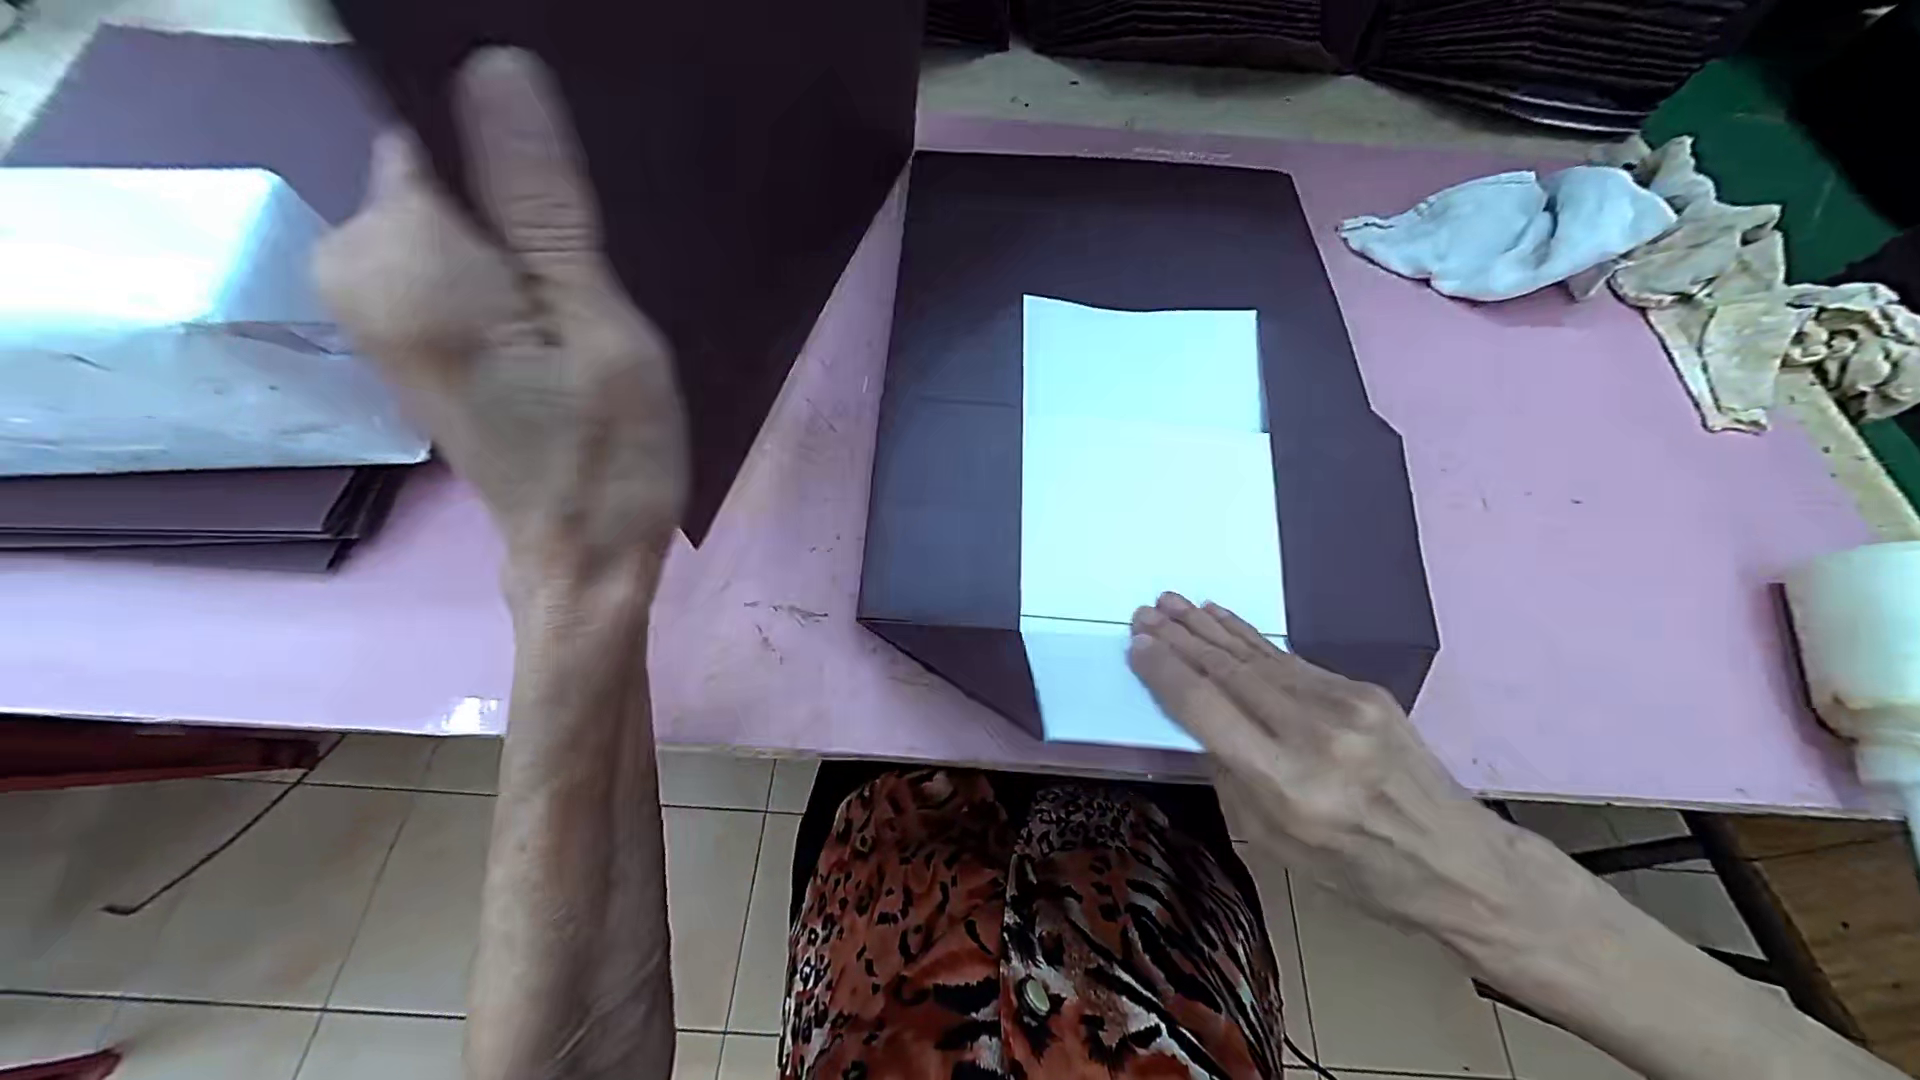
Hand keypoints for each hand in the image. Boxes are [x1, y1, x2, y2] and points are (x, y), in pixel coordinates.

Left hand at [314, 48, 686, 592]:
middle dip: (518, 203)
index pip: (431, 127)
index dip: (514, 154)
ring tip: (586, 303)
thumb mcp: (604, 332)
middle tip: (597, 278)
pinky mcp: (403, 332)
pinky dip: (504, 271)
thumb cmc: (613, 457)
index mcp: (407, 265)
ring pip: (450, 214)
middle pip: (438, 172)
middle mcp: (358, 272)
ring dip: (521, 242)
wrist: (584, 555)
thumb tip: (498, 69)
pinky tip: (560, 317)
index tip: (584, 214)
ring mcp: (373, 306)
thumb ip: (544, 210)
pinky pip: (450, 256)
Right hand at [1128, 593, 1525, 933]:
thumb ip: (1229, 773)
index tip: (1137, 647)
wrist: (1460, 863)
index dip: (1166, 672)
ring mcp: (1345, 707)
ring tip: (1171, 603)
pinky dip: (1247, 638)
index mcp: (1286, 784)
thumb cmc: (1354, 868)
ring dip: (1206, 627)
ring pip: (1255, 656)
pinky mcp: (1363, 692)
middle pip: (1227, 672)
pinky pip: (1288, 659)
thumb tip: (1198, 718)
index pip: (1206, 708)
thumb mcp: (1272, 839)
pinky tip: (1220, 618)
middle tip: (1144, 614)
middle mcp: (1314, 735)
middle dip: (1179, 639)